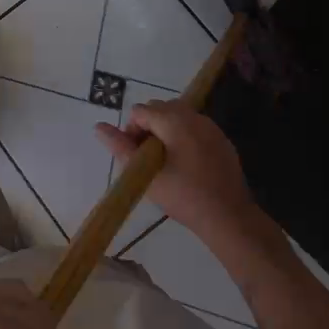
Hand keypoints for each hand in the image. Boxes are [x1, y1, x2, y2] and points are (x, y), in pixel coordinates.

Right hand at [95, 97, 260, 243]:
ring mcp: (211, 127)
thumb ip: (121, 148)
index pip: (140, 111)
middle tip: (148, 160)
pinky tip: (187, 166)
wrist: (230, 218)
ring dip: (165, 132)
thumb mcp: (147, 174)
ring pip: (178, 117)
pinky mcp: (222, 141)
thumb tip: (98, 127)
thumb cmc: (185, 195)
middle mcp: (193, 116)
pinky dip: (184, 138)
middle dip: (148, 129)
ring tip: (165, 163)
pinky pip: (195, 129)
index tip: (136, 158)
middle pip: (159, 109)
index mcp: (174, 119)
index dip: (131, 131)